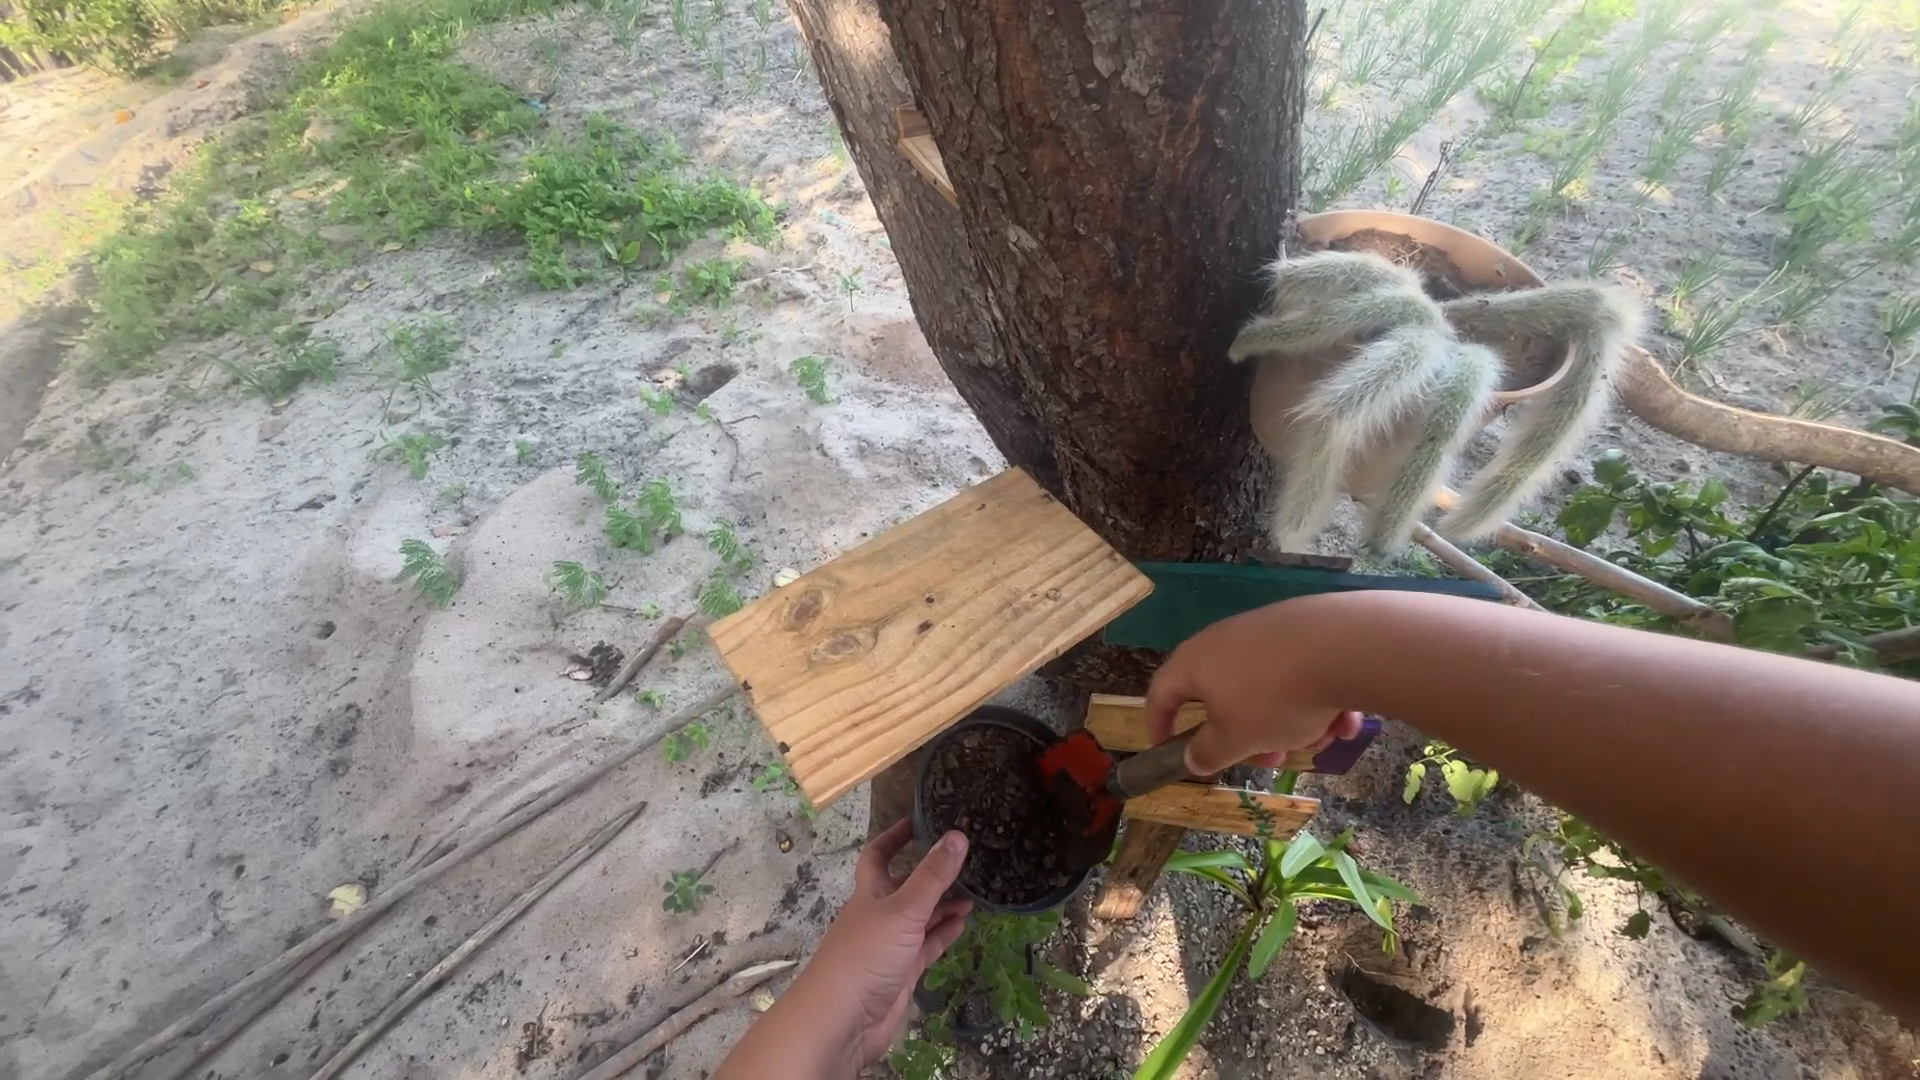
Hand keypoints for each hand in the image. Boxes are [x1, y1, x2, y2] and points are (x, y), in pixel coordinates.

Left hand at [794, 819, 972, 1065]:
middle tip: (963, 860)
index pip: (879, 855)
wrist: (842, 1022)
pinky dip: (943, 933)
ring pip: (920, 916)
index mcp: (870, 892)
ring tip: (973, 892)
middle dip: (931, 873)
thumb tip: (958, 835)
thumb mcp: (903, 908)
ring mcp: (890, 945)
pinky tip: (963, 922)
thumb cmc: (866, 954)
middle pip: (906, 886)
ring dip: (943, 904)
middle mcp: (879, 914)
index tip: (917, 820)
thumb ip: (933, 875)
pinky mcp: (901, 973)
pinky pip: (926, 946)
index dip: (894, 836)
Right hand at [1145, 603, 1363, 773]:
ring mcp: (1260, 632)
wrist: (1340, 646)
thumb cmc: (1272, 698)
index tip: (1168, 749)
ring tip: (1320, 738)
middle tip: (1269, 759)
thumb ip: (1209, 752)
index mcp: (1192, 664)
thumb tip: (1191, 758)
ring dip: (1286, 722)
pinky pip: (1296, 672)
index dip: (1159, 724)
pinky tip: (1344, 717)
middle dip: (1246, 735)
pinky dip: (1314, 699)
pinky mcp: (1298, 628)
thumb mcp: (1237, 739)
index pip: (1160, 693)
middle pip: (1221, 696)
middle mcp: (1220, 642)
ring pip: (1264, 688)